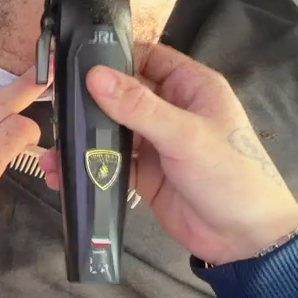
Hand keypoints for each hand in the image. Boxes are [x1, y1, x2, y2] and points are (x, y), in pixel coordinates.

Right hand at [42, 44, 297, 265]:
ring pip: (112, 129)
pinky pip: (110, 161)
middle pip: (122, 94)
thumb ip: (139, 107)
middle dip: (88, 101)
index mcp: (191, 87)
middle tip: (52, 105)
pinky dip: (88, 166)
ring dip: (83, 137)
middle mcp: (171, 108)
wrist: (245, 240)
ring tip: (53, 150)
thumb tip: (94, 76)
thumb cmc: (231, 176)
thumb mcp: (185, 136)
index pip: (146, 58)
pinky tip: (62, 172)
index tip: (73, 62)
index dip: (112, 57)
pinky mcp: (145, 172)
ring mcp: (156, 142)